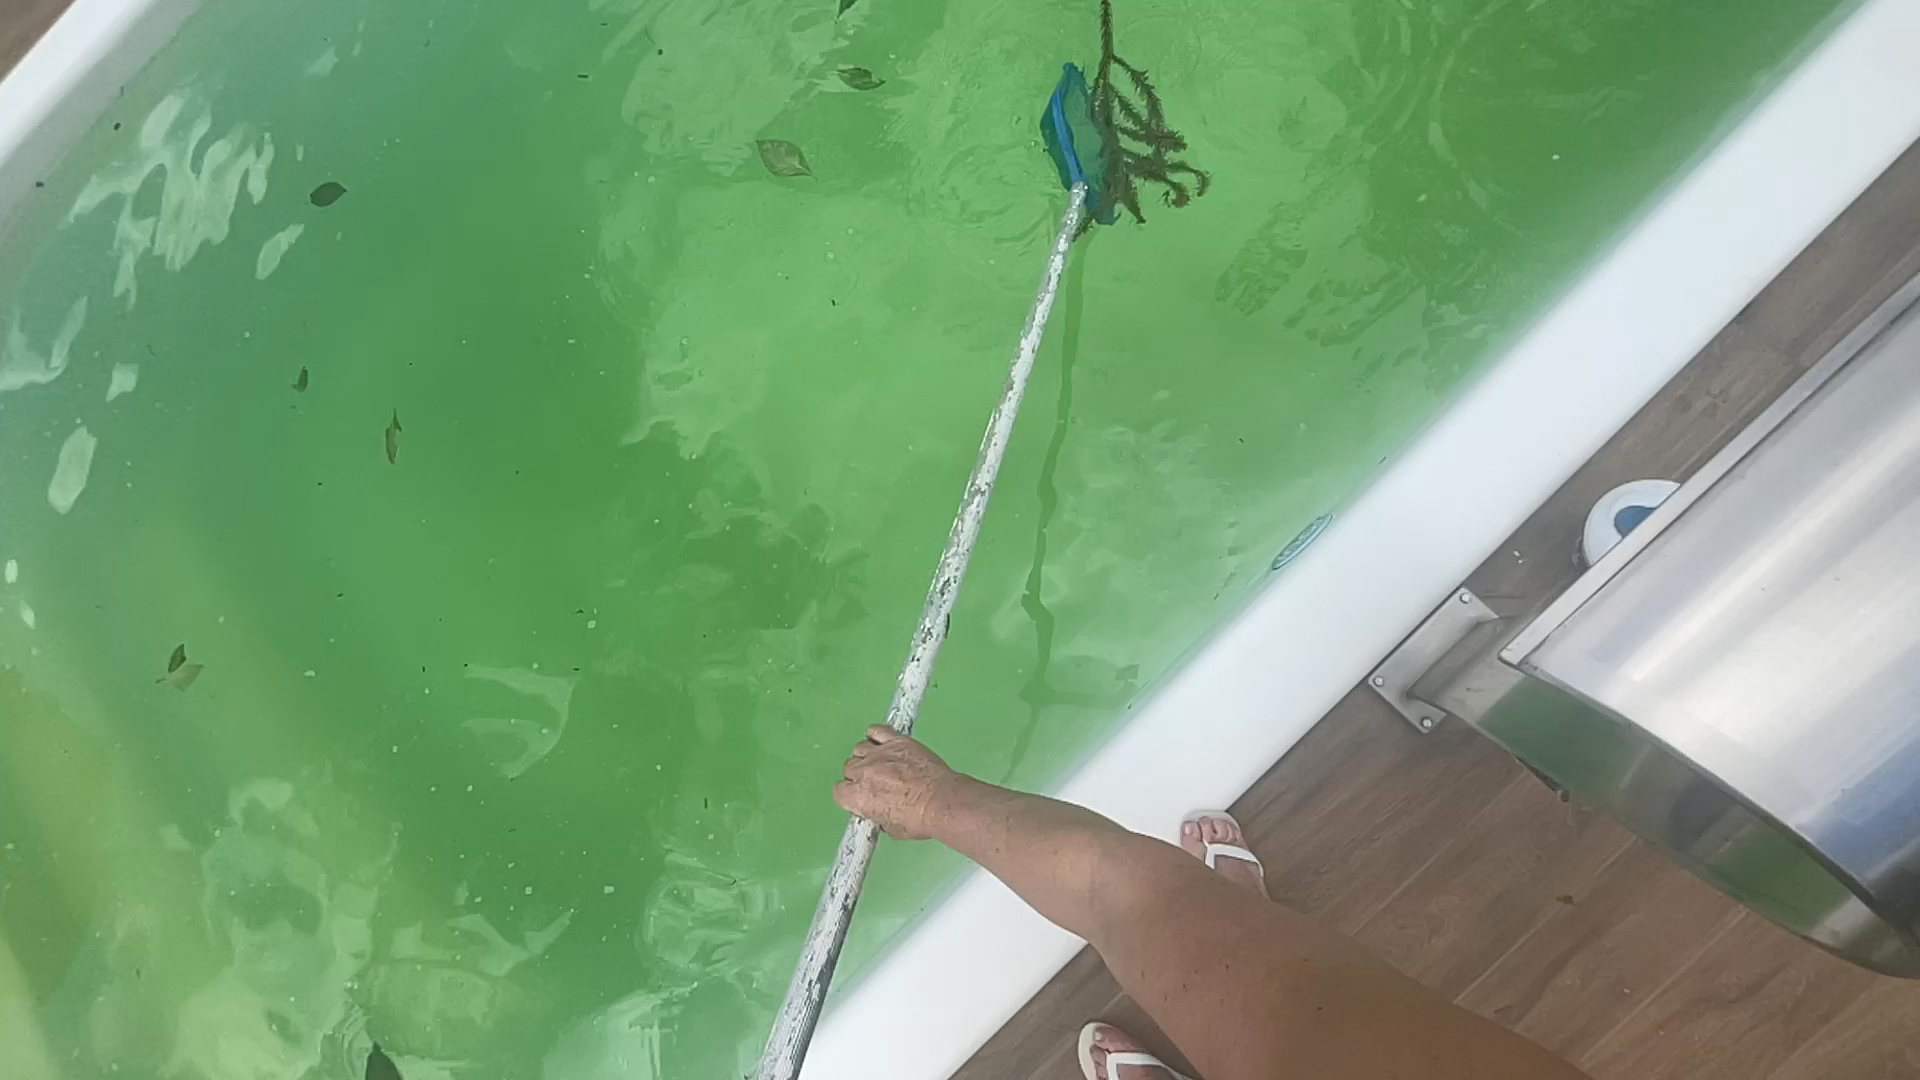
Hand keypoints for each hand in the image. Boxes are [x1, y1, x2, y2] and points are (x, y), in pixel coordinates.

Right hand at [832, 726, 960, 840]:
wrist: (941, 801)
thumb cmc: (920, 818)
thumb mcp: (890, 828)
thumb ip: (876, 814)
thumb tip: (877, 809)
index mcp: (858, 796)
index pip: (839, 791)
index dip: (850, 794)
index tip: (860, 795)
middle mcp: (864, 772)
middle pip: (849, 767)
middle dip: (859, 775)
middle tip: (875, 781)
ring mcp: (880, 754)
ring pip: (860, 748)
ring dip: (867, 756)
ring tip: (881, 763)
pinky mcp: (897, 741)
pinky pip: (877, 730)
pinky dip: (876, 734)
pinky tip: (882, 741)